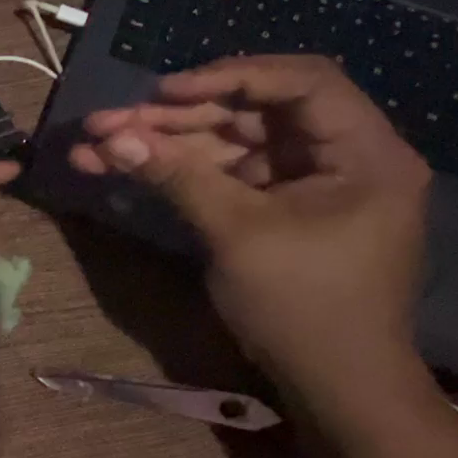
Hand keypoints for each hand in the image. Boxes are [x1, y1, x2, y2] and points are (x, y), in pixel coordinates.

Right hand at [70, 55, 431, 397]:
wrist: (331, 381)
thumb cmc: (303, 302)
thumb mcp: (237, 232)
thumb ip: (176, 175)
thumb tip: (109, 137)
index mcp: (364, 154)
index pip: (303, 83)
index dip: (230, 76)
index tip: (164, 91)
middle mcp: (338, 158)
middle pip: (251, 113)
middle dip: (174, 117)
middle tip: (106, 122)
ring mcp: (301, 184)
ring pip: (224, 142)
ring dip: (161, 143)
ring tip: (93, 146)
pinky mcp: (271, 207)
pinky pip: (218, 173)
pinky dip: (171, 170)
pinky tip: (115, 168)